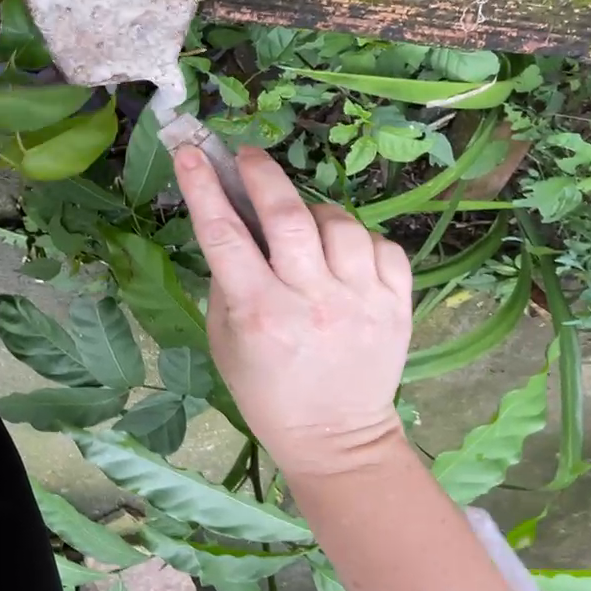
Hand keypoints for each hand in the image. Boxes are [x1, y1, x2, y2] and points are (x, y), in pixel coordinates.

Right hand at [173, 144, 413, 479]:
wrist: (336, 438)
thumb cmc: (262, 386)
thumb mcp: (222, 333)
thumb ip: (228, 276)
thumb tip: (233, 217)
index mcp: (258, 312)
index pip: (224, 235)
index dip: (203, 187)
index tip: (190, 152)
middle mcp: (311, 302)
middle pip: (289, 218)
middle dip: (263, 174)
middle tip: (247, 154)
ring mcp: (363, 303)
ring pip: (340, 225)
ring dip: (313, 210)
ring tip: (300, 220)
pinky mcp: (400, 307)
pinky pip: (382, 245)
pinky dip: (357, 236)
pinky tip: (340, 249)